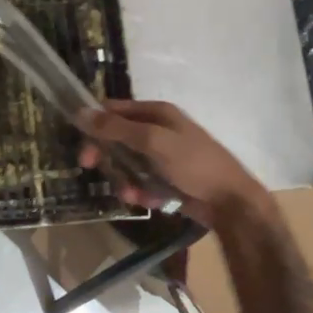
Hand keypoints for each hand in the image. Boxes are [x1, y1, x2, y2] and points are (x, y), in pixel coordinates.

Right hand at [79, 99, 272, 223]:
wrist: (231, 202)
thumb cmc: (194, 164)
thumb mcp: (153, 141)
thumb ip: (116, 128)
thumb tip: (81, 112)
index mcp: (158, 113)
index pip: (115, 110)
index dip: (95, 123)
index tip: (81, 141)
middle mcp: (159, 131)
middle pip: (117, 138)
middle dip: (105, 153)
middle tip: (91, 166)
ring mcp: (163, 157)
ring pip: (127, 164)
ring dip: (123, 178)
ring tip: (130, 193)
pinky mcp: (167, 181)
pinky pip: (142, 183)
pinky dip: (140, 192)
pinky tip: (147, 201)